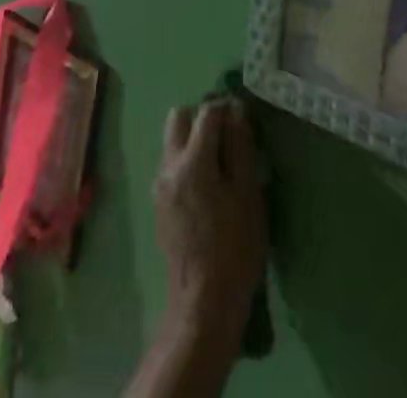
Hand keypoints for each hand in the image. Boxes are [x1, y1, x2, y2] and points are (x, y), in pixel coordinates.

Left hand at [152, 100, 266, 343]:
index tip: (243, 115)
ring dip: (193, 139)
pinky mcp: (158, 200)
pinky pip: (171, 164)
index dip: (225, 108)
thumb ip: (241, 149)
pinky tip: (209, 185)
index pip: (205, 114)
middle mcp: (168, 165)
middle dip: (202, 117)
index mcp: (192, 161)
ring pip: (171, 141)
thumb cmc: (235, 247)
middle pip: (178, 118)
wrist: (203, 298)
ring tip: (223, 162)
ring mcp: (159, 183)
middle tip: (230, 136)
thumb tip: (237, 112)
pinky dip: (187, 160)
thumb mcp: (248, 196)